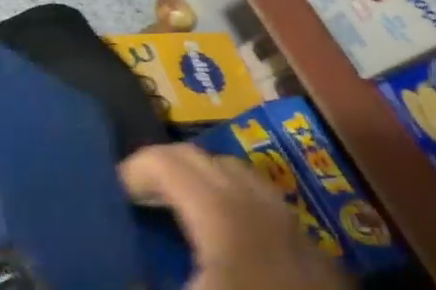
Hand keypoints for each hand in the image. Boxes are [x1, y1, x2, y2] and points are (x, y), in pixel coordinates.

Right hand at [121, 143, 349, 289]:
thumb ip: (139, 275)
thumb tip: (112, 268)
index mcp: (222, 216)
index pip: (165, 161)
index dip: (132, 171)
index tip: (114, 199)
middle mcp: (261, 211)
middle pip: (201, 159)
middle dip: (162, 169)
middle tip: (138, 200)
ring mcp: (298, 234)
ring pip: (241, 178)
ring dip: (202, 181)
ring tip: (180, 213)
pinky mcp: (323, 264)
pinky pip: (273, 210)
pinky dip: (240, 207)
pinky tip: (231, 245)